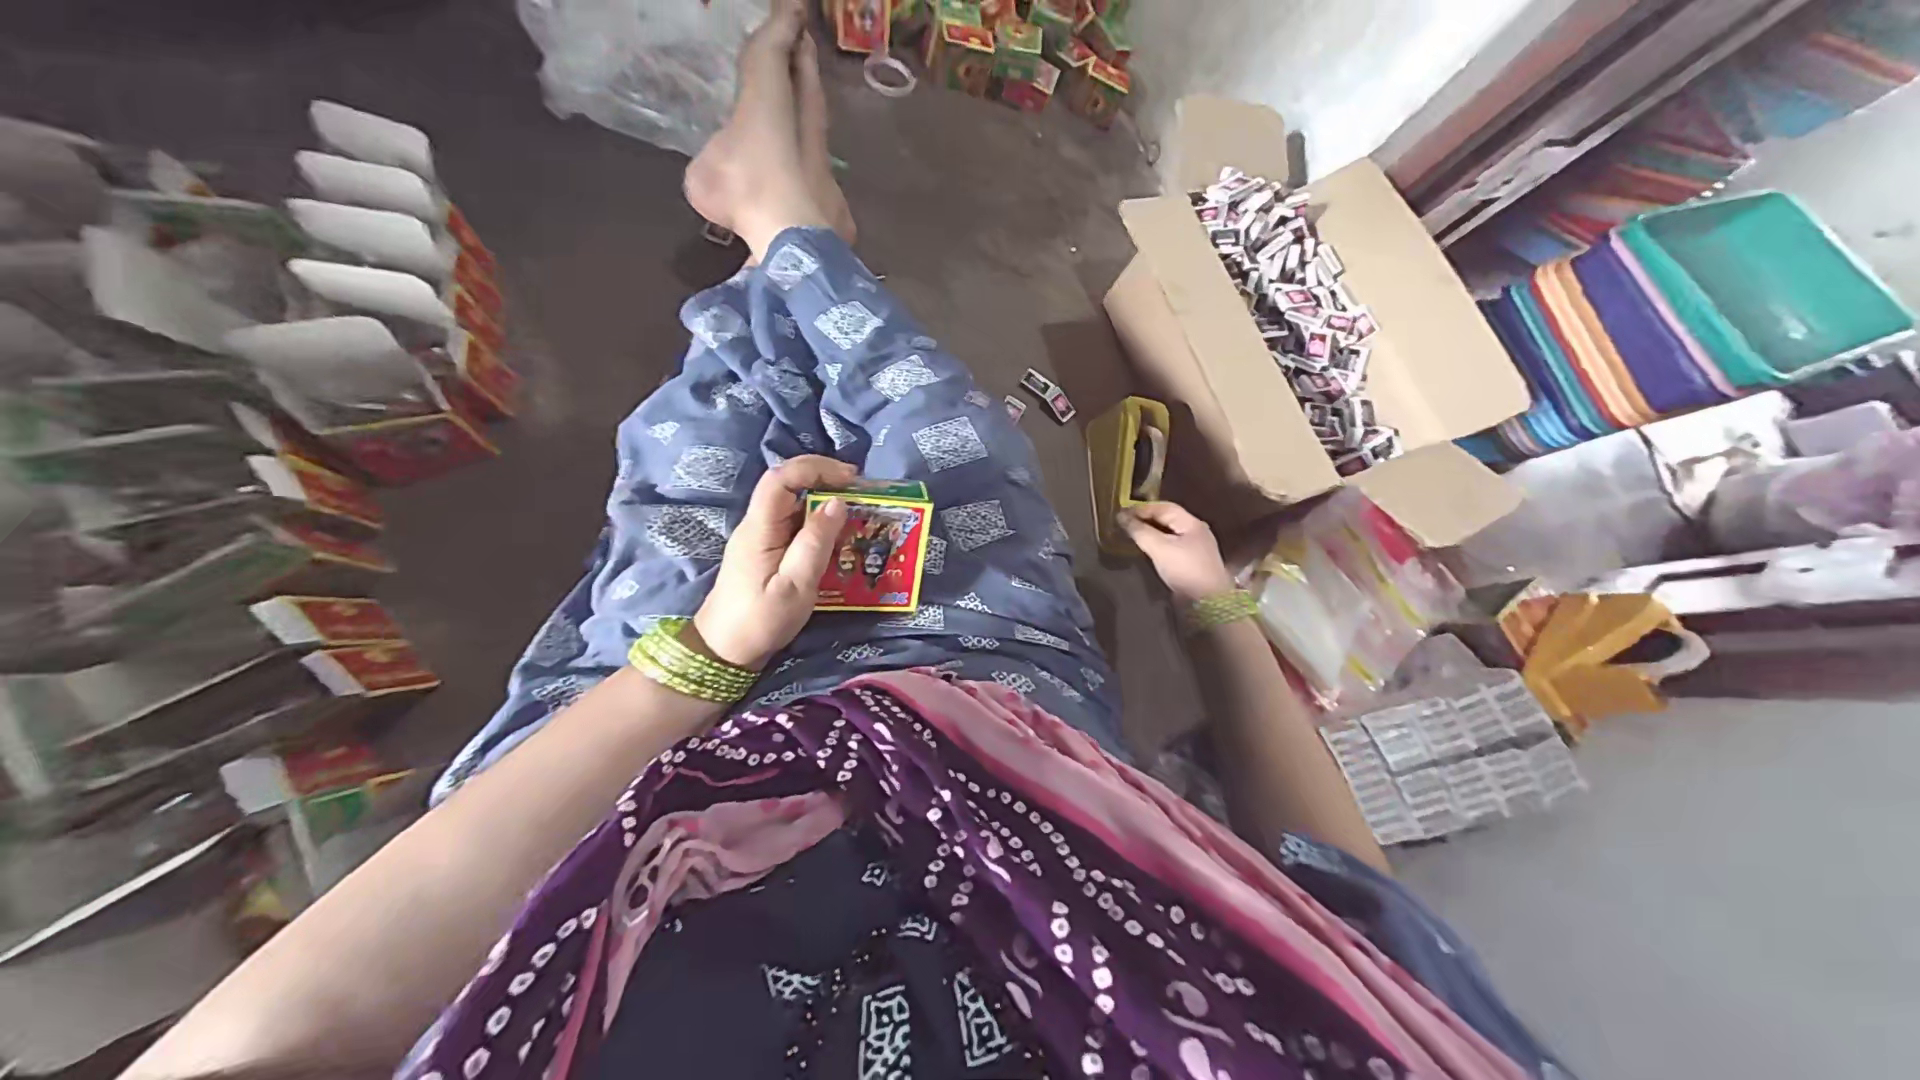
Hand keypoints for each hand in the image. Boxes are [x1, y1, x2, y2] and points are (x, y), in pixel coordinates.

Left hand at [693, 456, 856, 669]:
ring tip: (859, 513)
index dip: (816, 468)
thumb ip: (816, 542)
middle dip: (827, 480)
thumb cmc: (761, 620)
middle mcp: (758, 524)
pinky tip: (840, 535)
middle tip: (863, 494)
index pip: (782, 477)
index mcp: (760, 528)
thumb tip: (838, 503)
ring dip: (826, 501)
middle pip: (789, 483)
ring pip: (794, 503)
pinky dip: (820, 521)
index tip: (851, 479)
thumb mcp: (796, 586)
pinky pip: (795, 523)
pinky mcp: (767, 548)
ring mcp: (761, 535)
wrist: (725, 650)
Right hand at [1118, 501, 1235, 604]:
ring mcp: (1195, 547)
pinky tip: (1146, 547)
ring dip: (1150, 531)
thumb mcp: (1160, 548)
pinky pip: (1171, 545)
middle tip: (1124, 522)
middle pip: (1167, 518)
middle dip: (1145, 518)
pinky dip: (1157, 543)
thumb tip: (1121, 517)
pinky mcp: (1191, 561)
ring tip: (1132, 533)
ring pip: (1169, 533)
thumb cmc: (1185, 569)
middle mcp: (1195, 531)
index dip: (1142, 508)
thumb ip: (1140, 531)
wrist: (1208, 601)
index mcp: (1192, 523)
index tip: (1122, 513)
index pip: (1164, 508)